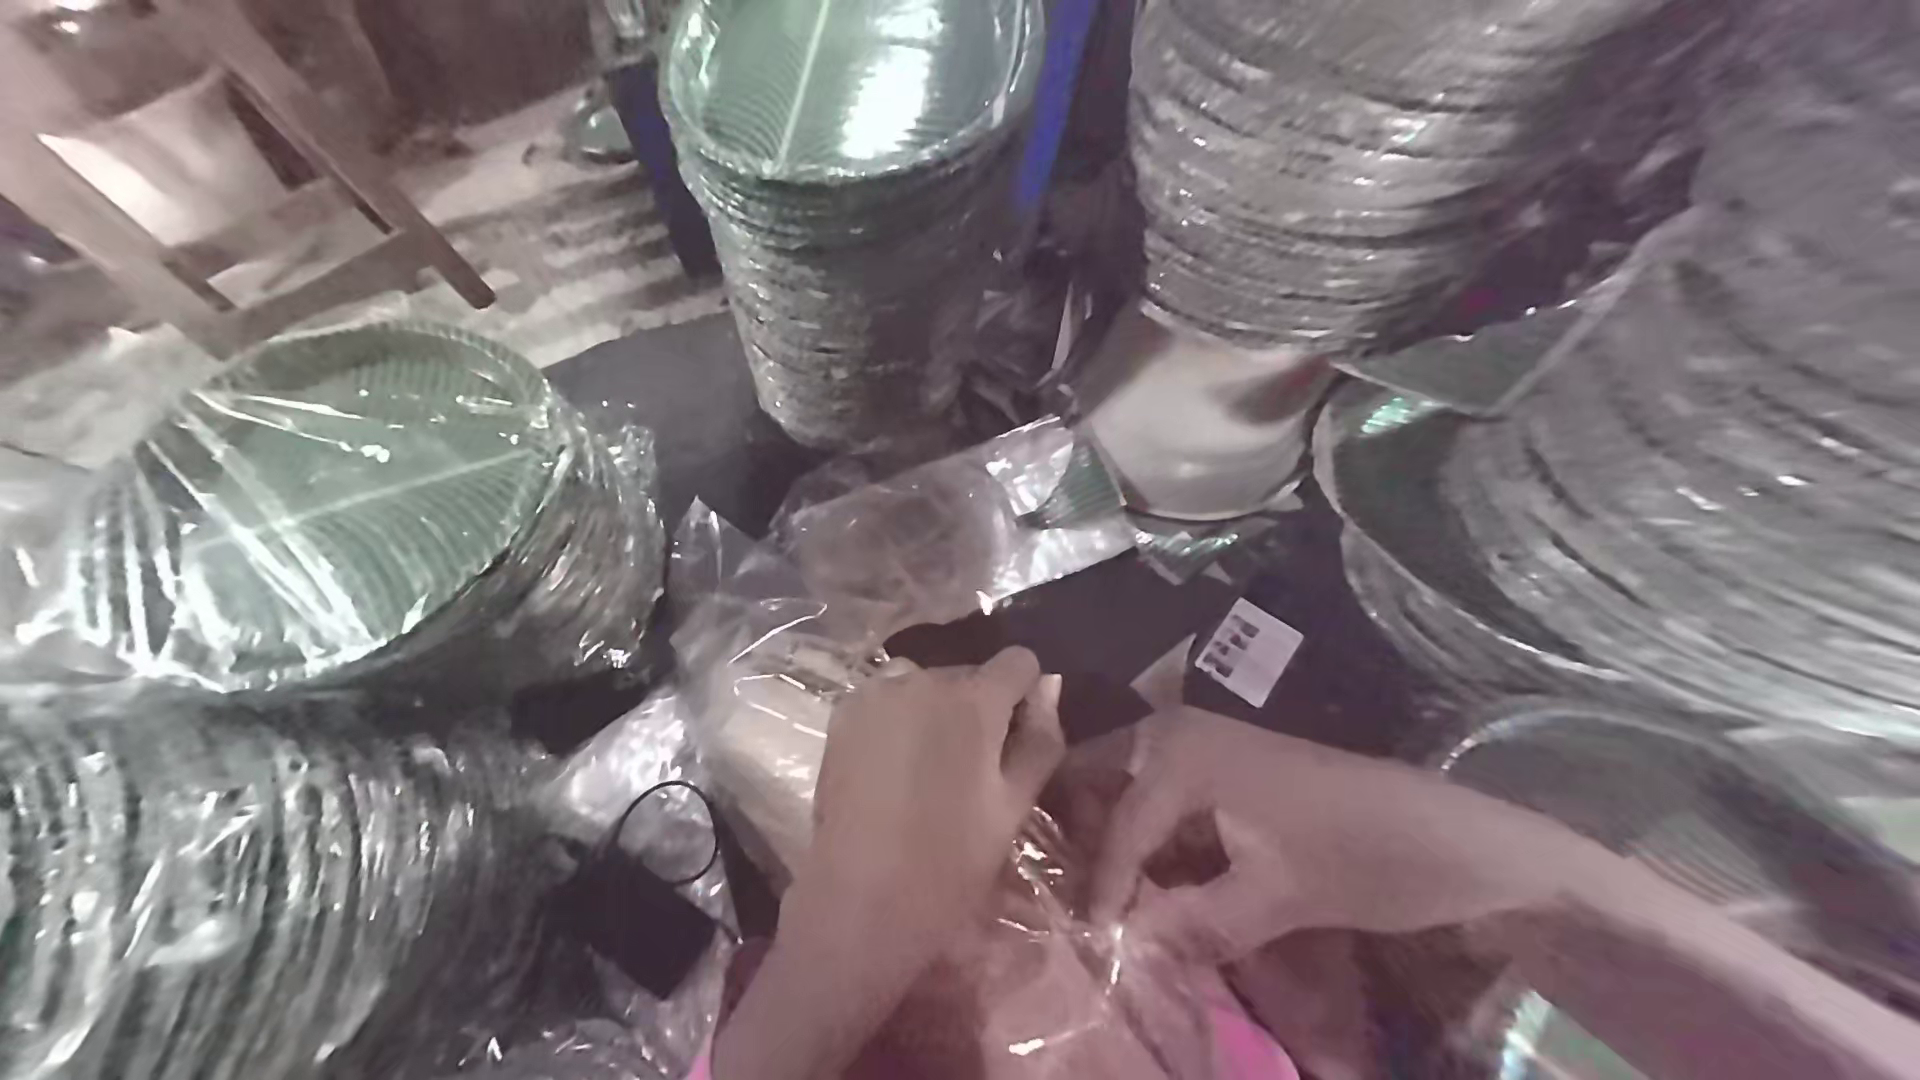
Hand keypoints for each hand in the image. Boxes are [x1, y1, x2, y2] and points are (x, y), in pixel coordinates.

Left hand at [717, 648, 1063, 1079]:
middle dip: (979, 704)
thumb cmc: (950, 862)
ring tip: (927, 760)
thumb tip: (1048, 685)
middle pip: (969, 672)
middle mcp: (923, 678)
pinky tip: (890, 761)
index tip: (1016, 731)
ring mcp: (877, 692)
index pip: (1018, 660)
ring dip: (936, 706)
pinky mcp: (844, 711)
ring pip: (925, 682)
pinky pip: (887, 695)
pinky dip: (897, 714)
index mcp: (973, 700)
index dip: (1025, 691)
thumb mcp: (1014, 805)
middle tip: (970, 762)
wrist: (860, 901)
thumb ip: (1040, 738)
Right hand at [1088, 707, 1621, 963]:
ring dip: (1107, 830)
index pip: (1116, 825)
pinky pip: (1151, 790)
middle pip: (1093, 774)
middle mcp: (1171, 732)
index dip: (1101, 885)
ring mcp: (1190, 740)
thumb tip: (1122, 945)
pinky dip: (1142, 830)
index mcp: (1178, 753)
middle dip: (1077, 829)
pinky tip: (1148, 875)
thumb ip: (1190, 921)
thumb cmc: (1357, 852)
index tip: (1089, 937)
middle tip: (1076, 889)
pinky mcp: (1211, 759)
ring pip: (1118, 779)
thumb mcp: (1275, 897)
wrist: (1444, 827)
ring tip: (1107, 889)